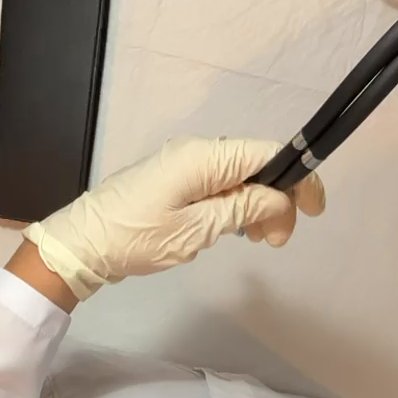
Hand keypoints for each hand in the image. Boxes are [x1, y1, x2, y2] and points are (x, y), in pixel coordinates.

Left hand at [23, 136, 327, 301]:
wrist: (84, 244)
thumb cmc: (137, 237)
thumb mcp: (196, 230)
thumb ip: (243, 211)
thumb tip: (280, 201)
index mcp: (205, 156)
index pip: (269, 153)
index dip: (299, 178)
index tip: (314, 212)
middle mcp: (198, 152)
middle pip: (256, 166)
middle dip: (277, 201)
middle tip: (273, 244)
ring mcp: (184, 166)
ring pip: (239, 179)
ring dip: (256, 208)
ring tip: (256, 242)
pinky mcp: (174, 181)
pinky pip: (218, 187)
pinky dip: (234, 208)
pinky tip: (232, 231)